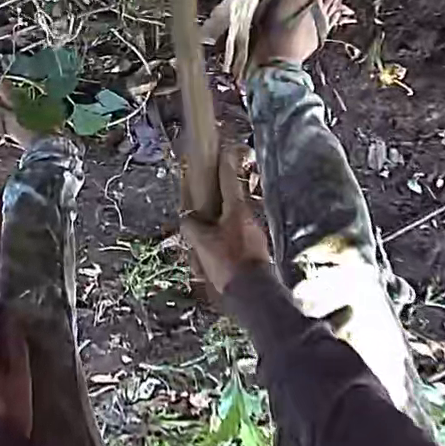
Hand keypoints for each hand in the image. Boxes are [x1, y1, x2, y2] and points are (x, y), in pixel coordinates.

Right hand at [181, 144, 273, 296]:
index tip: (223, 149)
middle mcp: (249, 218)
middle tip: (202, 203)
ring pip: (232, 222)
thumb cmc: (228, 262)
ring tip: (203, 239)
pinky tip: (214, 256)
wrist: (253, 296)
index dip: (224, 164)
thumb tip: (188, 219)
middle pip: (230, 201)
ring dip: (219, 225)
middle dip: (217, 200)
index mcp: (237, 210)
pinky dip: (224, 242)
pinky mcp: (256, 252)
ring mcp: (254, 235)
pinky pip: (235, 239)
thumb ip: (192, 225)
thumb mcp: (202, 242)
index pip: (228, 179)